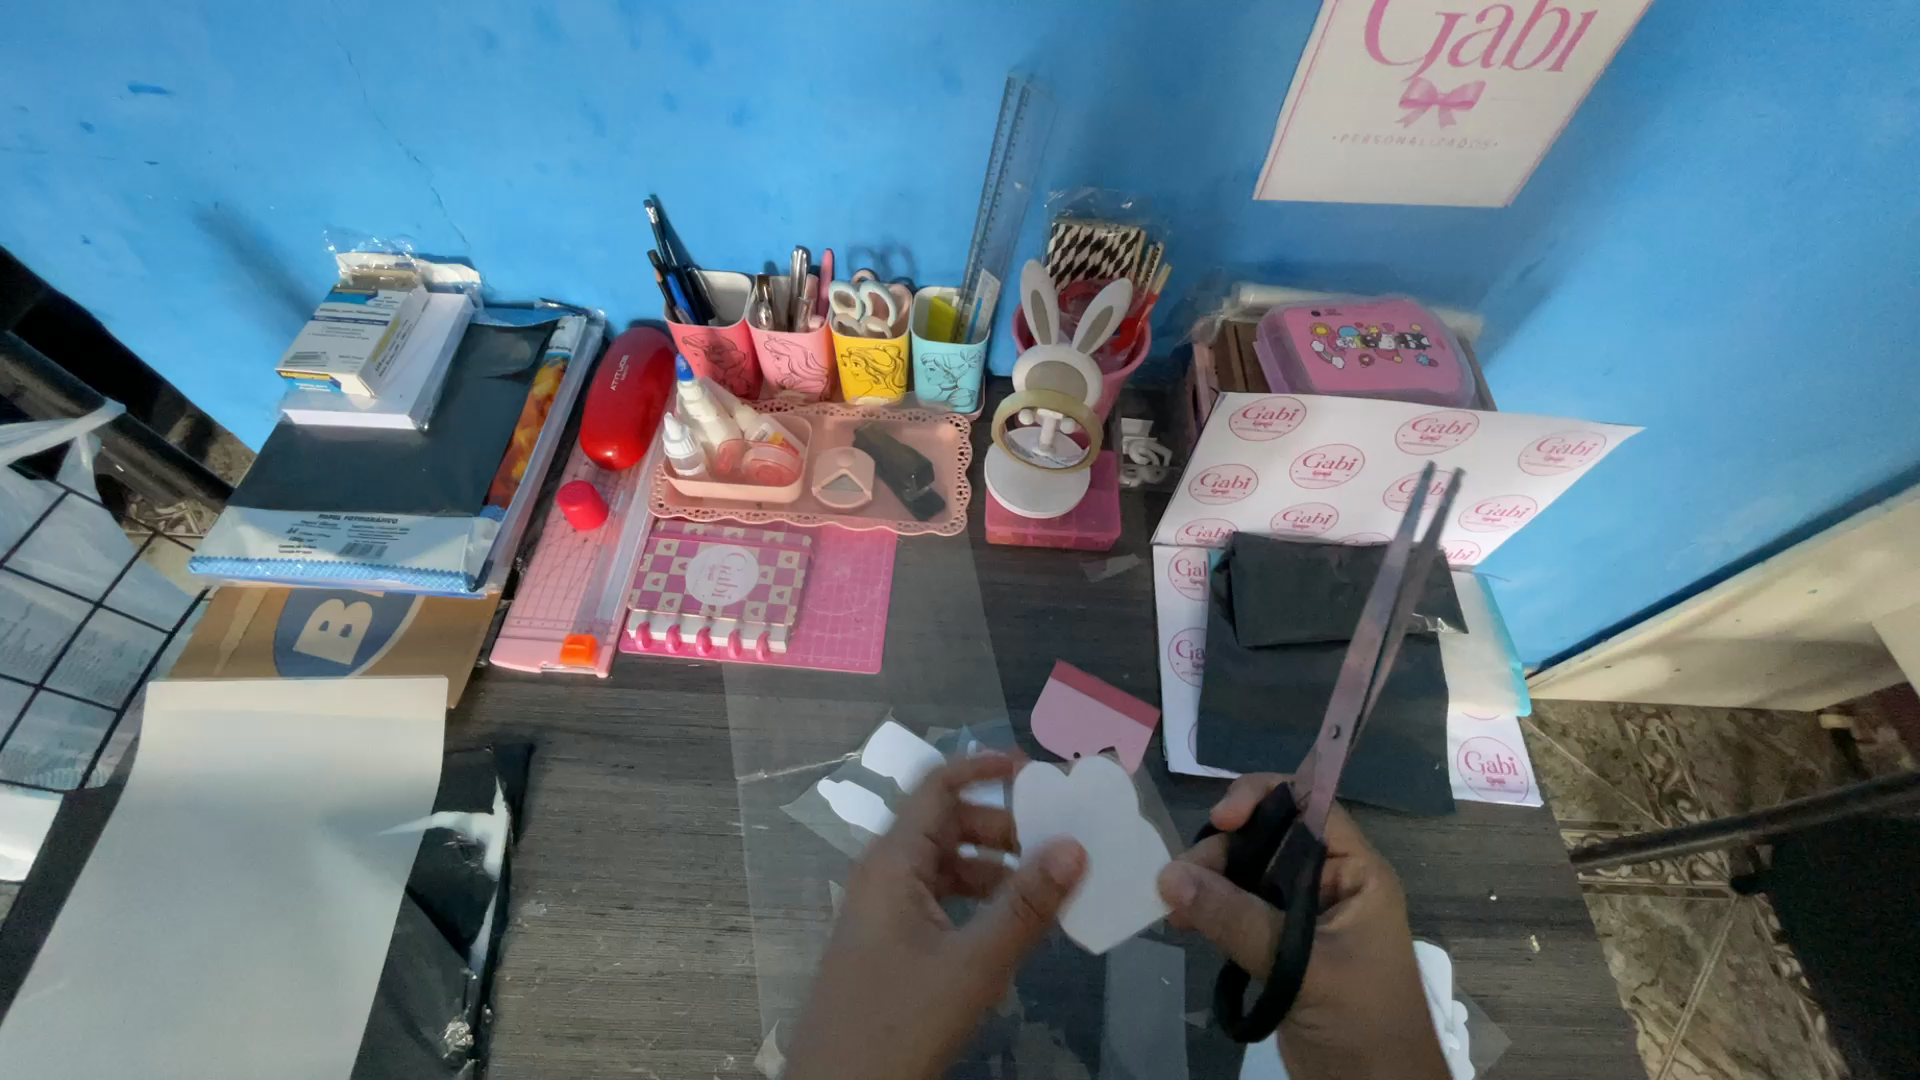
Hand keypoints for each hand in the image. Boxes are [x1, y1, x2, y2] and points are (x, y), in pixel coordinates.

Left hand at [784, 755, 1087, 1079]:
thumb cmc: (897, 1023)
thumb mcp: (971, 966)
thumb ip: (1025, 907)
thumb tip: (1075, 847)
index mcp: (894, 860)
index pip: (938, 785)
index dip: (983, 767)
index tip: (1034, 769)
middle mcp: (885, 871)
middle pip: (947, 824)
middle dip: (1001, 826)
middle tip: (1056, 843)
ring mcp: (885, 906)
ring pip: (946, 863)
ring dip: (993, 867)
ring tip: (1045, 888)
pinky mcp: (890, 938)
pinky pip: (940, 898)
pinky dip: (977, 899)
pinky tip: (1010, 925)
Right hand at [1157, 773, 1448, 1079]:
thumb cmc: (1363, 1026)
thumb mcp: (1303, 968)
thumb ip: (1238, 920)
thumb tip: (1169, 876)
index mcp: (1353, 873)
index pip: (1308, 805)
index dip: (1263, 797)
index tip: (1222, 820)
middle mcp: (1326, 880)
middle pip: (1264, 834)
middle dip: (1220, 849)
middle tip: (1181, 880)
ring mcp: (1300, 911)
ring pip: (1243, 868)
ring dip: (1206, 879)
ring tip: (1175, 908)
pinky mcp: (1277, 940)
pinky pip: (1235, 904)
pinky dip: (1206, 907)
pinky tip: (1182, 922)